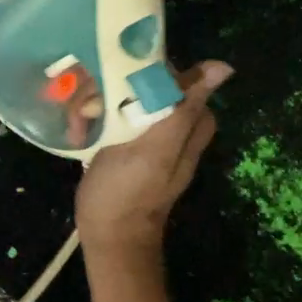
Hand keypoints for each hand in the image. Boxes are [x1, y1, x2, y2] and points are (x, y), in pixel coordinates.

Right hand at [74, 60, 232, 262]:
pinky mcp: (121, 138)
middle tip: (86, 111)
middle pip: (135, 79)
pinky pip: (105, 112)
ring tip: (78, 129)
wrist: (109, 235)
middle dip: (103, 90)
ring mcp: (144, 128)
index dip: (131, 72)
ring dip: (90, 107)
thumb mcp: (157, 149)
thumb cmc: (128, 193)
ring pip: (115, 94)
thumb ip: (185, 108)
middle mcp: (170, 118)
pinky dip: (88, 119)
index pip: (163, 71)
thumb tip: (223, 67)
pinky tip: (78, 135)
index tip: (106, 86)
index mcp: (188, 117)